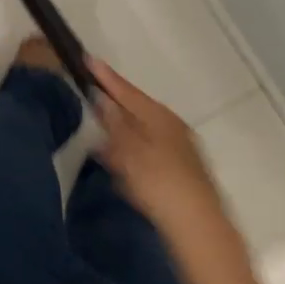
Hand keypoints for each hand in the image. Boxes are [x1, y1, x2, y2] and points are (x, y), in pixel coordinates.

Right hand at [91, 59, 224, 224]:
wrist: (197, 225)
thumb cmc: (159, 183)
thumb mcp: (129, 151)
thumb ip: (115, 124)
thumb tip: (102, 98)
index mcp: (158, 116)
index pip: (126, 90)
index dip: (105, 76)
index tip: (87, 58)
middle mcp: (171, 126)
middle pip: (136, 108)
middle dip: (114, 103)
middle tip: (91, 92)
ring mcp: (178, 148)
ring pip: (142, 130)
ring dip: (121, 129)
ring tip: (99, 131)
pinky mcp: (180, 169)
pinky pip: (147, 149)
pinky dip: (131, 149)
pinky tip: (120, 162)